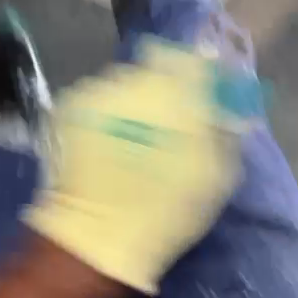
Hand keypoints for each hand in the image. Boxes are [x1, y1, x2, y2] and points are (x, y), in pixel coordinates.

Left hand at [23, 40, 249, 293]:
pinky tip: (103, 143)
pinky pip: (94, 97)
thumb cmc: (166, 212)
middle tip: (163, 125)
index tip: (199, 91)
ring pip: (122, 82)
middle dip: (161, 90)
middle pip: (155, 70)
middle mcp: (135, 80)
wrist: (98, 239)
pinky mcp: (68, 105)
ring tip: (129, 139)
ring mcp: (97, 90)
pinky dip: (101, 114)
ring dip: (129, 101)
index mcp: (177, 94)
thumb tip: (229, 101)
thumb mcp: (216, 174)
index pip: (193, 59)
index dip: (197, 71)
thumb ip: (225, 128)